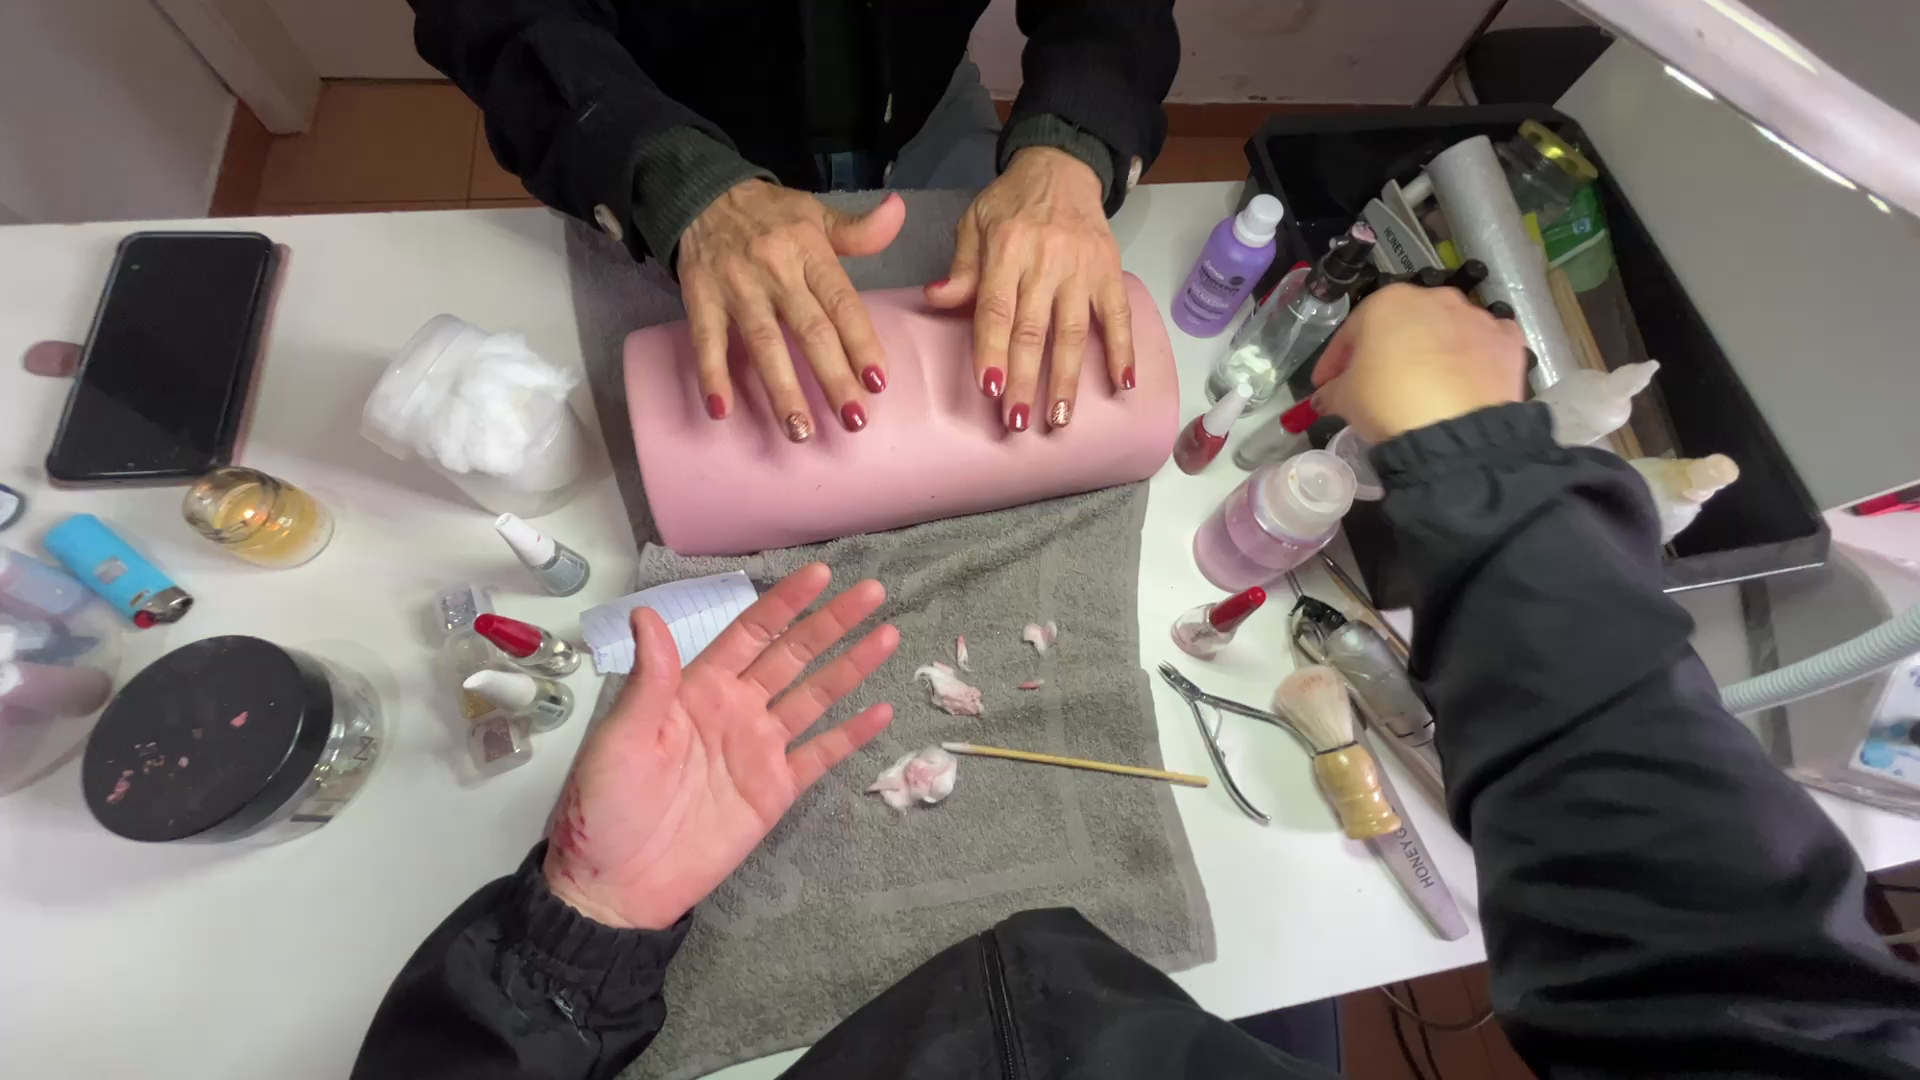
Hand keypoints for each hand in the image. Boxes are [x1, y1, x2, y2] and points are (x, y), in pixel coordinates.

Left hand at [544, 564, 899, 929]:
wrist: (616, 887)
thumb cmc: (606, 806)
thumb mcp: (621, 739)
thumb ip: (649, 680)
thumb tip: (648, 615)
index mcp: (701, 688)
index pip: (752, 634)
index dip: (785, 603)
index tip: (820, 575)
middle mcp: (739, 707)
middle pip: (795, 655)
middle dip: (832, 623)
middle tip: (871, 592)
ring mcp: (762, 748)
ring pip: (816, 697)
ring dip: (852, 666)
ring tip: (888, 636)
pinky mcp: (777, 789)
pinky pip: (822, 754)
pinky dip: (852, 734)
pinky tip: (882, 710)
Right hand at [679, 182, 905, 441]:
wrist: (699, 190)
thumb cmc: (769, 215)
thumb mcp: (816, 215)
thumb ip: (860, 230)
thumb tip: (899, 212)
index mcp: (810, 253)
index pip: (843, 304)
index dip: (862, 343)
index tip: (878, 382)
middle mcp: (776, 271)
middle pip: (810, 331)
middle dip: (833, 378)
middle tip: (853, 420)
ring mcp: (737, 287)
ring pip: (764, 343)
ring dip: (782, 390)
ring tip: (799, 431)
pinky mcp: (700, 297)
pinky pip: (706, 340)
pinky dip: (711, 374)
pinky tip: (721, 410)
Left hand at [927, 146, 1133, 432]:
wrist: (1062, 166)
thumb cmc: (1010, 203)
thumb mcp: (974, 222)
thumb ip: (961, 267)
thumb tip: (936, 299)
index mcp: (1006, 249)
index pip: (997, 309)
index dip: (992, 350)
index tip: (991, 388)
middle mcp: (1046, 261)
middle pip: (1034, 330)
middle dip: (1025, 380)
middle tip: (1017, 422)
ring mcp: (1082, 269)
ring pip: (1074, 332)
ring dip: (1067, 379)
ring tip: (1060, 419)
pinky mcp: (1110, 272)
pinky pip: (1118, 316)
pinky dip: (1123, 350)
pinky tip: (1123, 385)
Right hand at [1310, 285, 1528, 441]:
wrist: (1454, 426)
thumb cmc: (1386, 400)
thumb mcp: (1342, 398)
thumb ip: (1331, 390)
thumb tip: (1327, 395)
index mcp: (1386, 303)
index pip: (1348, 334)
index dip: (1333, 362)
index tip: (1325, 385)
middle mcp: (1433, 298)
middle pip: (1398, 325)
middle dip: (1382, 351)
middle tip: (1369, 382)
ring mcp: (1474, 316)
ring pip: (1441, 330)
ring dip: (1426, 350)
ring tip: (1416, 383)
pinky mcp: (1506, 339)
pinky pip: (1479, 343)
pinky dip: (1467, 356)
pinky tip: (1457, 378)